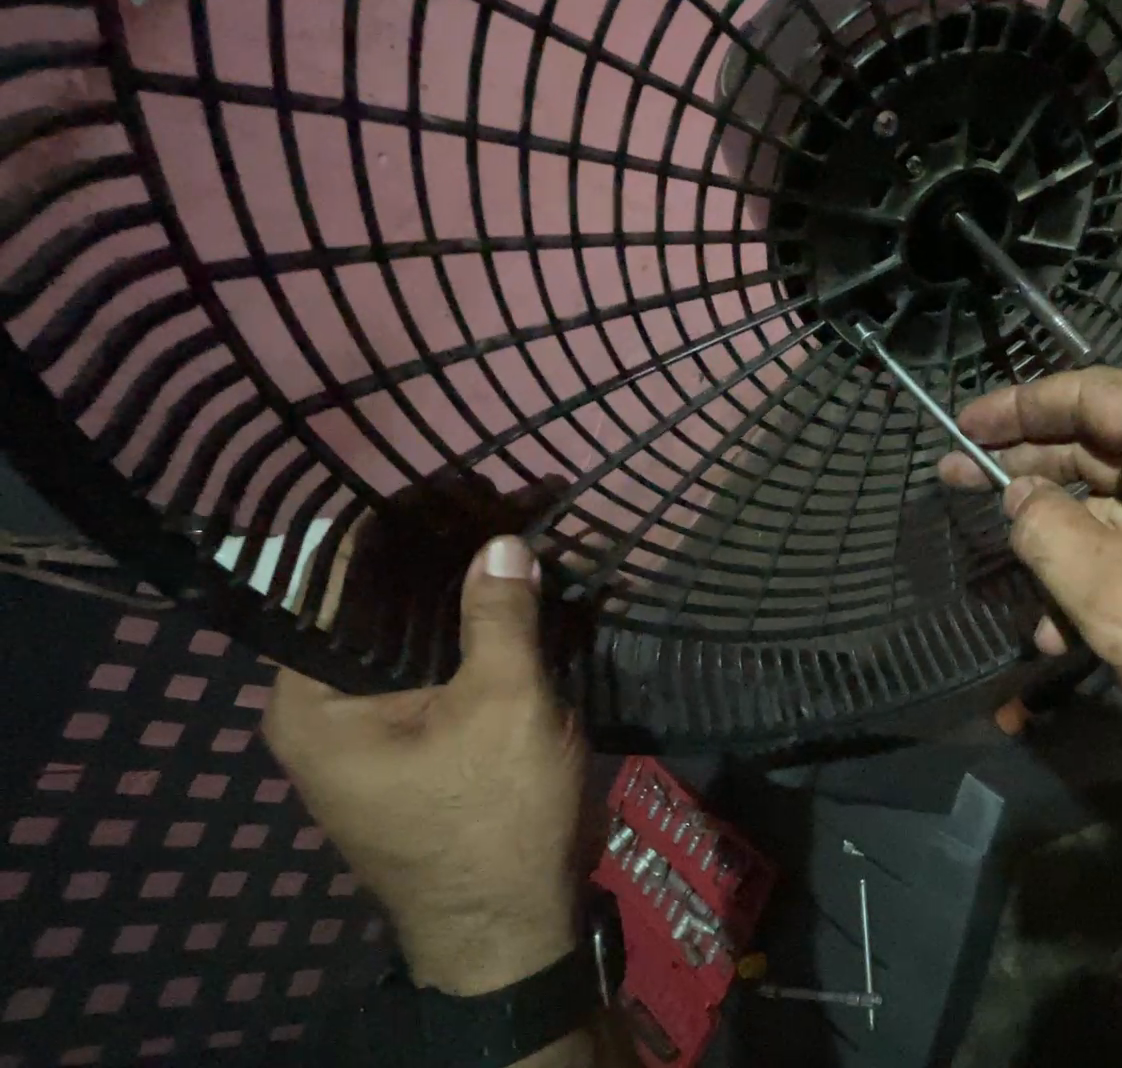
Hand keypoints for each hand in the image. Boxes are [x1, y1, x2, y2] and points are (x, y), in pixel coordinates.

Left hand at [265, 536, 585, 994]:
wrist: (516, 919)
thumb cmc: (493, 815)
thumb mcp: (503, 706)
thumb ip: (498, 617)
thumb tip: (503, 538)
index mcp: (313, 697)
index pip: (336, 583)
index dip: (396, 528)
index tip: (456, 484)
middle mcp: (331, 704)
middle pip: (381, 606)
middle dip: (444, 556)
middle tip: (501, 501)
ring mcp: (381, 723)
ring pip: (421, 635)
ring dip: (470, 592)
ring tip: (519, 534)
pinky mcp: (427, 735)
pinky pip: (448, 664)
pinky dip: (483, 630)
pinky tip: (525, 595)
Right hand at [938, 368, 1121, 757]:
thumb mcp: (1113, 593)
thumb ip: (1045, 532)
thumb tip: (1018, 497)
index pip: (1094, 395)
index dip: (1018, 407)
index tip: (962, 425)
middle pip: (1101, 447)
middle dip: (1030, 474)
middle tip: (958, 481)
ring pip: (1117, 504)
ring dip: (1063, 544)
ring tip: (1012, 579)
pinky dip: (1102, 571)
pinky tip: (1062, 624)